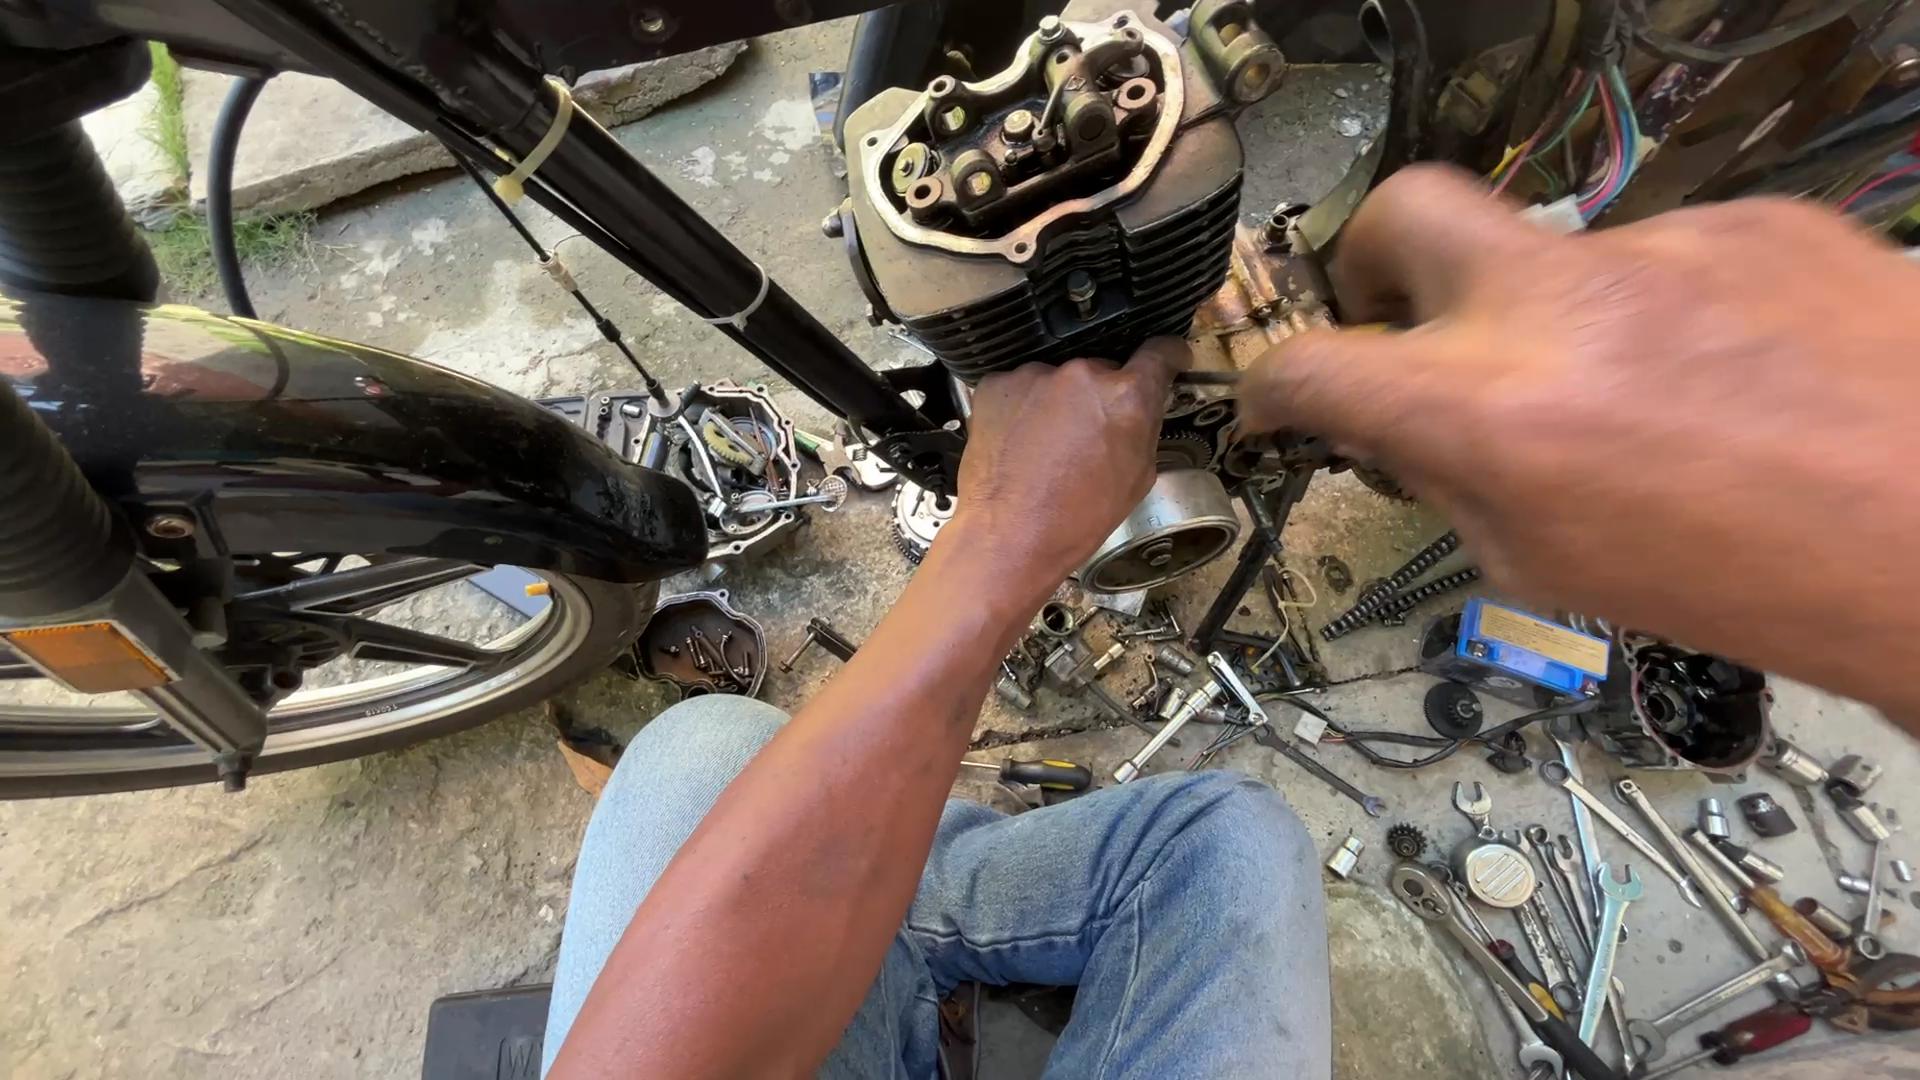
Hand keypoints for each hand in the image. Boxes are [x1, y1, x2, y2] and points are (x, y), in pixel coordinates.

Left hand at [949, 337, 1188, 591]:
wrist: (1009, 535)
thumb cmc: (1074, 518)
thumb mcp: (1137, 478)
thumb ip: (1144, 428)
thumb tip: (1145, 407)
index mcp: (1126, 396)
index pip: (1159, 353)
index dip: (1168, 356)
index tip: (1168, 359)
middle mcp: (1081, 375)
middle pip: (1100, 372)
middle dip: (1099, 398)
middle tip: (1086, 437)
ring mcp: (1034, 376)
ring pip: (1056, 381)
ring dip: (1056, 404)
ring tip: (1046, 449)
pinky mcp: (997, 386)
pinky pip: (1018, 389)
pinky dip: (1021, 410)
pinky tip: (1019, 444)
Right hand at [1236, 165, 1919, 719]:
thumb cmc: (1730, 583)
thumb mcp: (1528, 556)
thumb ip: (1435, 472)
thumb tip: (1383, 424)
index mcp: (1487, 411)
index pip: (1311, 365)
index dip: (1268, 385)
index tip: (1274, 402)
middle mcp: (1556, 305)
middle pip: (1402, 211)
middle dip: (1368, 263)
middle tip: (1391, 322)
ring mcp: (1660, 246)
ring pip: (1532, 255)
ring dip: (1525, 318)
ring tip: (1599, 393)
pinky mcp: (1756, 222)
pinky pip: (1636, 259)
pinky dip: (1625, 313)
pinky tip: (1688, 373)